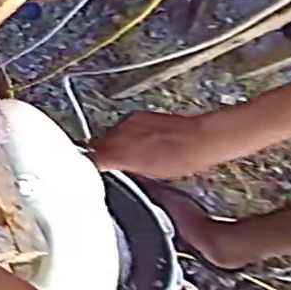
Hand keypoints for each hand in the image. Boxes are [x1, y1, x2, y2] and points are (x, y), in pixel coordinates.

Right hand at [91, 112, 226, 177]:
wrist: (199, 139)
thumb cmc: (181, 159)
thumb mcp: (152, 173)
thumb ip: (129, 168)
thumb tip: (122, 166)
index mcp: (114, 157)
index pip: (91, 160)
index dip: (95, 164)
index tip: (100, 165)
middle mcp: (112, 139)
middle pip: (96, 144)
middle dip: (103, 149)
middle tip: (118, 155)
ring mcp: (122, 126)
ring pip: (110, 133)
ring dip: (119, 139)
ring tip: (138, 145)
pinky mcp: (133, 116)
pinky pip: (124, 124)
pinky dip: (131, 129)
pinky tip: (147, 135)